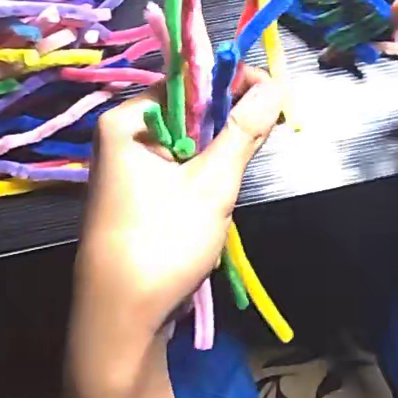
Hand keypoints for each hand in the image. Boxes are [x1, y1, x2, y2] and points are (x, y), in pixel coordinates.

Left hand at [68, 71, 283, 387]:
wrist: (121, 318)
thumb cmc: (162, 242)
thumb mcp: (211, 184)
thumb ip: (243, 131)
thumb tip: (276, 85)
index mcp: (128, 119)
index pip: (188, 79)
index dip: (232, 80)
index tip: (274, 93)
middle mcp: (123, 133)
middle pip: (187, 107)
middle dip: (228, 117)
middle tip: (267, 129)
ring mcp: (128, 163)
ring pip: (186, 137)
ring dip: (219, 145)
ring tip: (246, 157)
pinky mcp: (138, 189)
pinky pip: (177, 161)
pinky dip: (204, 166)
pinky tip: (222, 181)